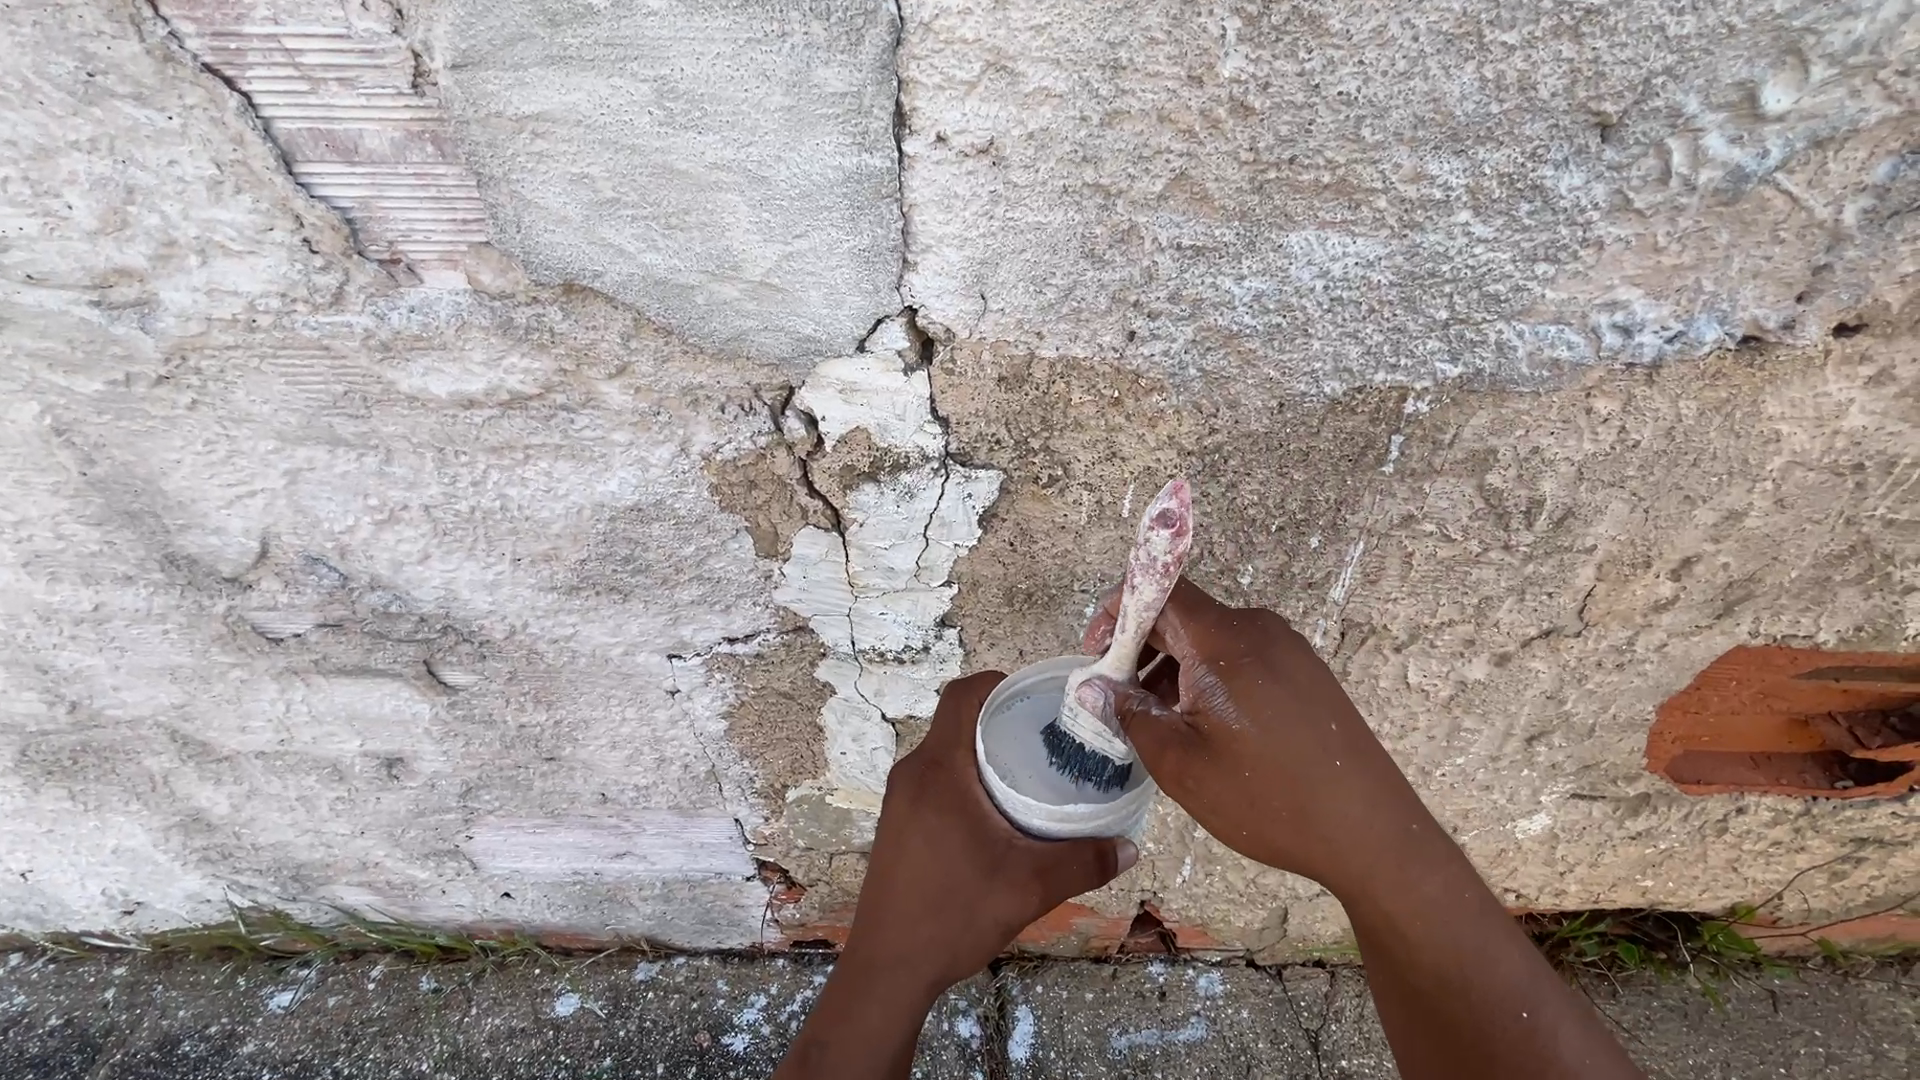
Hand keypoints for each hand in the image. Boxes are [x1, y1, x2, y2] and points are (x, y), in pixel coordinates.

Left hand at [844, 671, 1137, 995]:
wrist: (888, 968)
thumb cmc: (953, 914)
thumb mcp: (1028, 887)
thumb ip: (1082, 862)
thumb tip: (1130, 847)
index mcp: (939, 768)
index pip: (962, 694)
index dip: (1000, 683)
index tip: (1040, 697)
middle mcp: (913, 772)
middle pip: (957, 720)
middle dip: (1002, 719)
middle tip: (1050, 737)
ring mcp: (901, 798)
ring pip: (947, 751)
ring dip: (984, 751)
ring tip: (1032, 772)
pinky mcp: (898, 821)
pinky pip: (936, 778)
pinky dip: (967, 777)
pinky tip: (999, 811)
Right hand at [1078, 578, 1432, 898]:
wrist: (1373, 834)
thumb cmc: (1267, 798)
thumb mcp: (1180, 763)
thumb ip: (1129, 714)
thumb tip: (1090, 686)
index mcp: (1223, 640)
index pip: (1159, 589)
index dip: (1118, 609)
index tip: (1094, 652)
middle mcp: (1257, 629)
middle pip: (1183, 614)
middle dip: (1139, 646)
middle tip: (1115, 694)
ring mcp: (1287, 649)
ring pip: (1209, 639)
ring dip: (1171, 666)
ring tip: (1154, 718)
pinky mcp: (1305, 673)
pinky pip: (1239, 656)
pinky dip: (1206, 677)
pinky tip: (1201, 724)